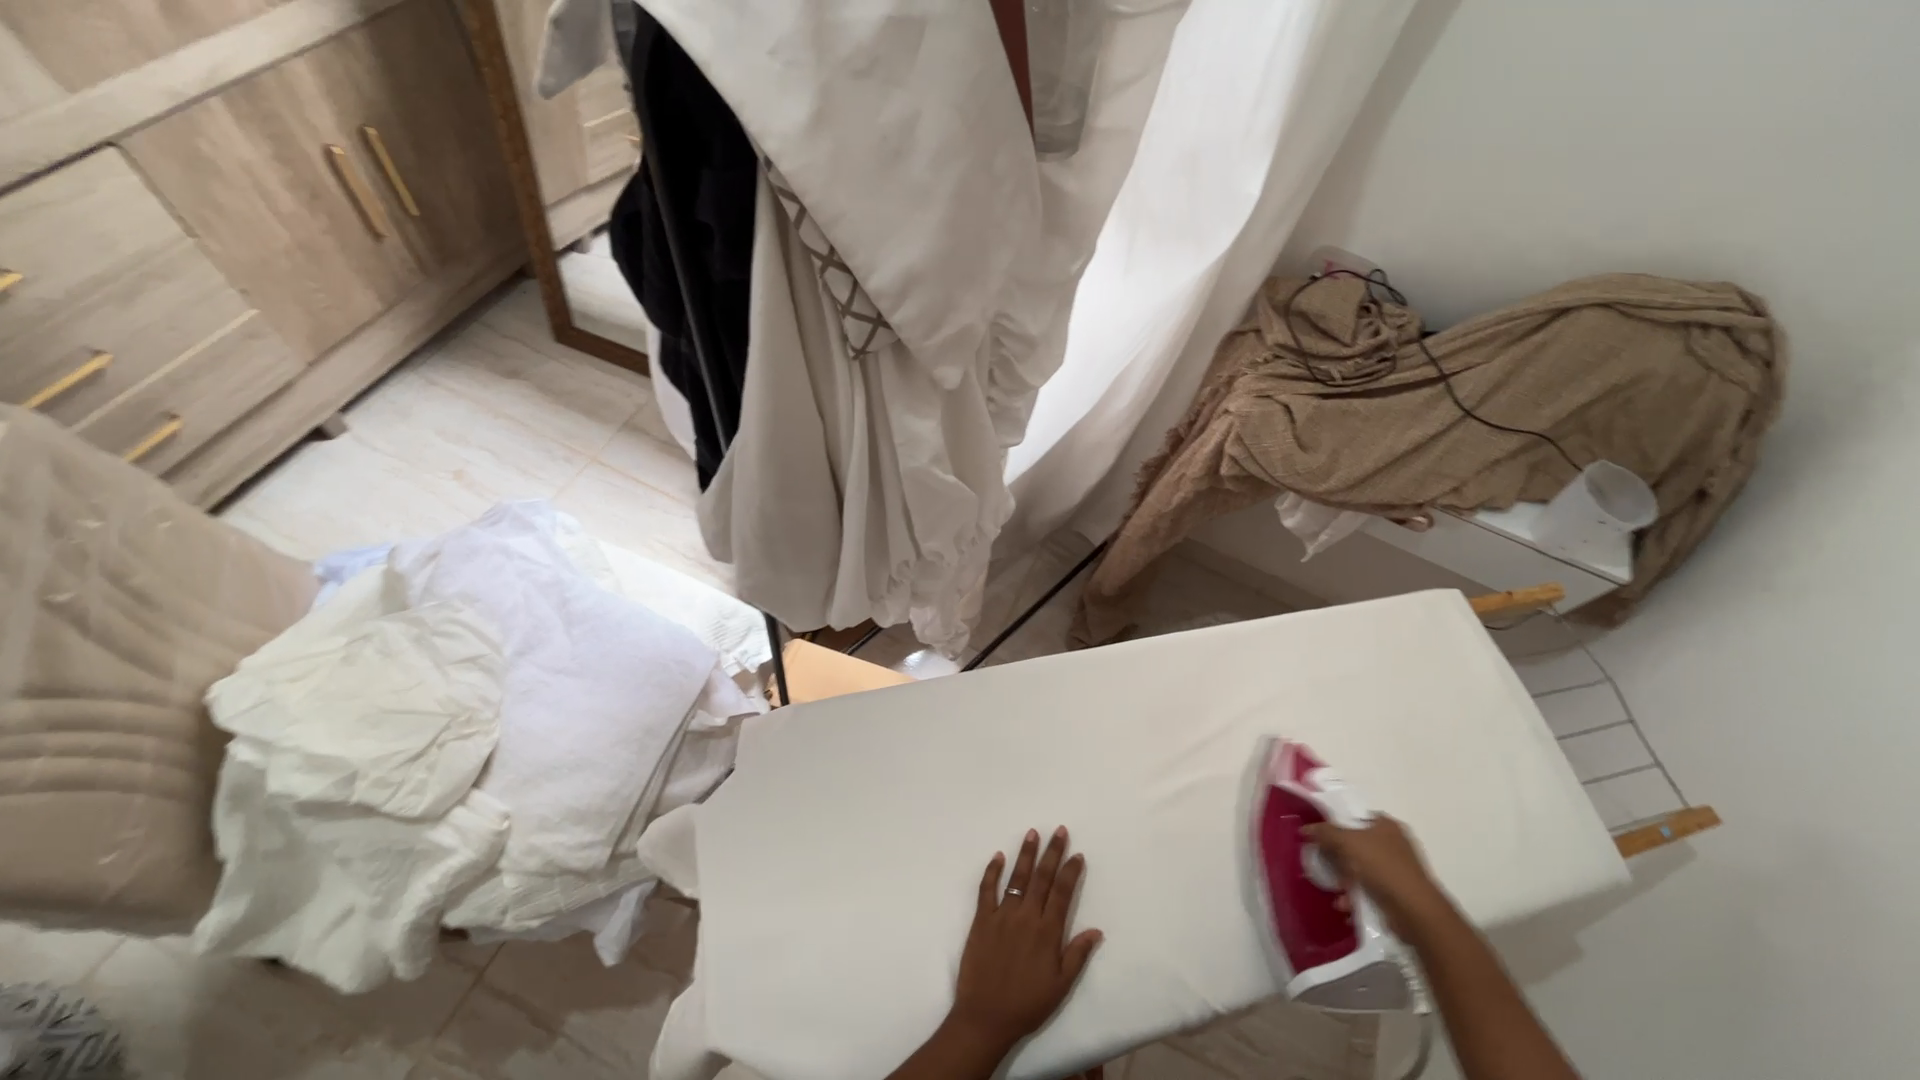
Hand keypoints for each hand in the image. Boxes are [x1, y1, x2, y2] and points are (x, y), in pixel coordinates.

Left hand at [948, 826, 1102, 1051]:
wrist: (986, 1016)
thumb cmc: (1027, 1004)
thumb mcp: (1061, 985)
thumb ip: (1077, 955)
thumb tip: (1096, 930)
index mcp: (1047, 932)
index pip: (1063, 893)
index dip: (1070, 871)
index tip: (1077, 854)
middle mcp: (1026, 917)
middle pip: (1042, 878)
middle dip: (1052, 853)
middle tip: (1059, 830)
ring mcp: (1002, 916)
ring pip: (1017, 878)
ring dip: (1026, 855)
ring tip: (1032, 833)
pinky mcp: (981, 921)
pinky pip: (986, 890)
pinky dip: (992, 872)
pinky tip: (998, 857)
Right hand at [1303, 816, 1453, 938]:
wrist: (1414, 910)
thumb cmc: (1382, 867)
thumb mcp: (1348, 842)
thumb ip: (1325, 832)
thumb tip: (1305, 828)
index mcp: (1387, 825)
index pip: (1355, 817)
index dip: (1335, 824)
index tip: (1319, 836)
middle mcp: (1393, 844)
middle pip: (1355, 844)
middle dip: (1337, 857)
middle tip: (1322, 864)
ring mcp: (1395, 869)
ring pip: (1359, 869)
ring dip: (1344, 880)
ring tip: (1334, 889)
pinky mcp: (1394, 892)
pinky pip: (1368, 888)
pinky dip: (1355, 895)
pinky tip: (1345, 904)